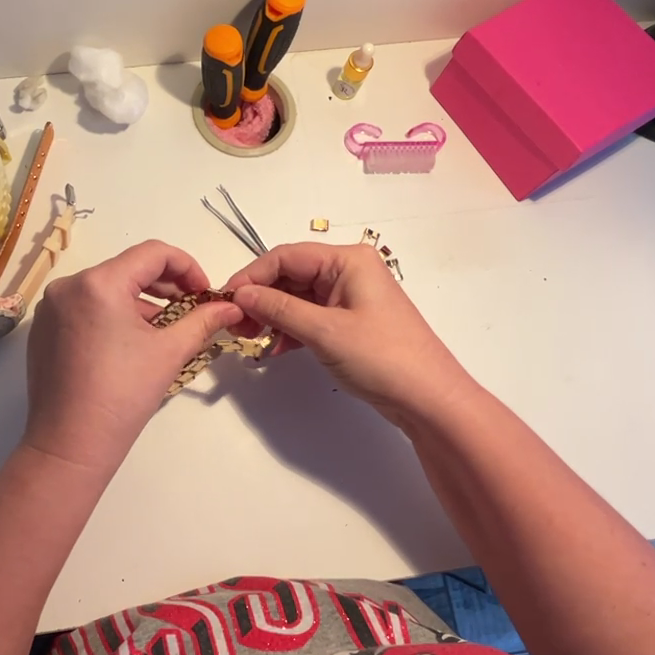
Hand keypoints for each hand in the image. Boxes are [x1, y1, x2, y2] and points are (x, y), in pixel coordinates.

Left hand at [22, 241, 243, 475]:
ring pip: (106, 288)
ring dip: (140, 302)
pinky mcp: (43, 329)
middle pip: (127, 268)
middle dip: (165, 286)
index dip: (187, 267)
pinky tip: (130, 344)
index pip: (152, 253)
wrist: (70, 443)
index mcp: (98, 283)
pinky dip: (112, 315)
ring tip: (165, 331)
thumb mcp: (169, 352)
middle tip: (192, 310)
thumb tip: (231, 306)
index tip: (205, 293)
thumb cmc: (123, 395)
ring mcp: (51, 307)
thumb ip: (203, 320)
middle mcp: (69, 286)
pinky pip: (85, 307)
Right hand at [224, 242, 473, 426]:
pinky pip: (310, 316)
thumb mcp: (324, 331)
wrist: (428, 399)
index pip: (286, 256)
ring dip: (272, 315)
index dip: (252, 275)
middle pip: (290, 275)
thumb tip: (240, 294)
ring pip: (297, 297)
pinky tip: (276, 349)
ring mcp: (350, 297)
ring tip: (251, 338)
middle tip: (235, 324)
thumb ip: (278, 309)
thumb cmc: (381, 357)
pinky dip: (290, 330)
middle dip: (260, 297)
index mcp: (348, 260)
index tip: (225, 299)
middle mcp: (348, 271)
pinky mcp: (350, 322)